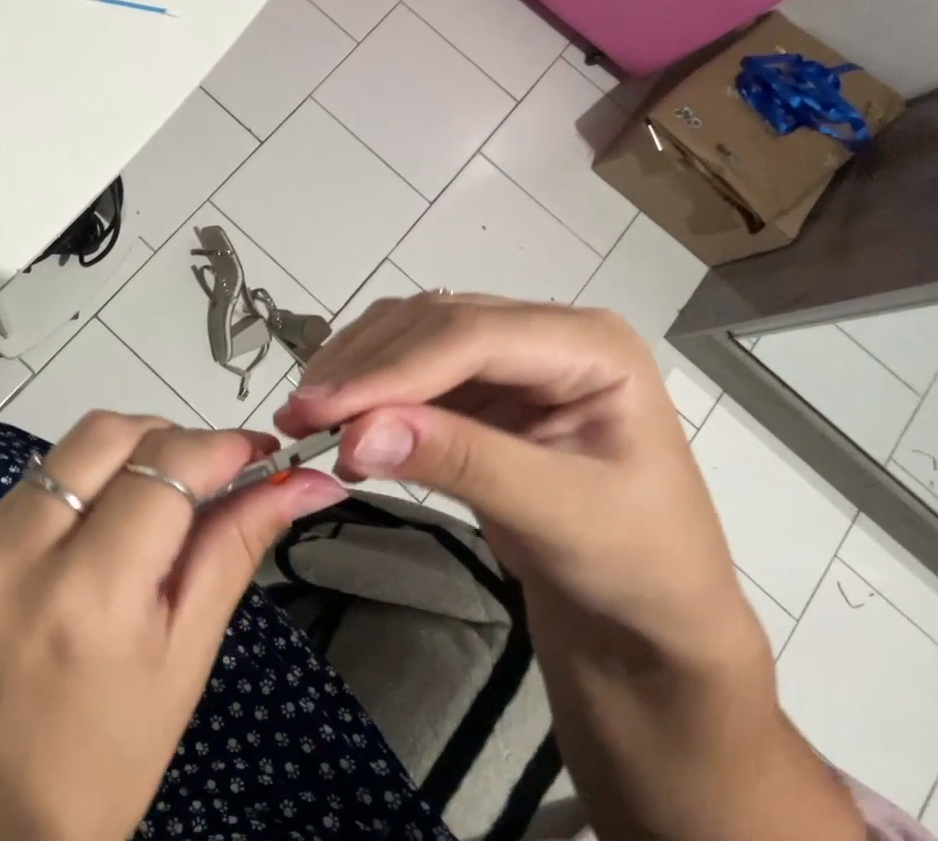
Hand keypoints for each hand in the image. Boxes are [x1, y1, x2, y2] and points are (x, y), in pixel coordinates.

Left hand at [0, 413, 346, 840]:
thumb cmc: (113, 753)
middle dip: (167, 437)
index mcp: (88, 595)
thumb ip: (234, 550)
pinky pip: (32, 484)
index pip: (162, 469)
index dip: (220, 446)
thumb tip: (299, 485)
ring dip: (122, 459)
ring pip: (65, 451)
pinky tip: (97, 535)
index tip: (258, 452)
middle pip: (105, 433)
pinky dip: (78, 489)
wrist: (1, 805)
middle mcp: (18, 554)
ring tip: (155, 510)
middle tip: (207, 476)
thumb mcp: (187, 654)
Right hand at [275, 292, 752, 664]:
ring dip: (351, 375)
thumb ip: (462, 462)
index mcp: (589, 347)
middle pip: (428, 324)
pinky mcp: (473, 391)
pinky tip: (337, 430)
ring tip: (304, 422)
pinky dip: (362, 397)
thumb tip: (357, 433)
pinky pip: (402, 376)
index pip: (470, 335)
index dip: (389, 369)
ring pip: (404, 339)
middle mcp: (542, 335)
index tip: (318, 411)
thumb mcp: (557, 514)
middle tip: (296, 418)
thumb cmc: (632, 564)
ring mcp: (504, 360)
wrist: (642, 611)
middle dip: (359, 368)